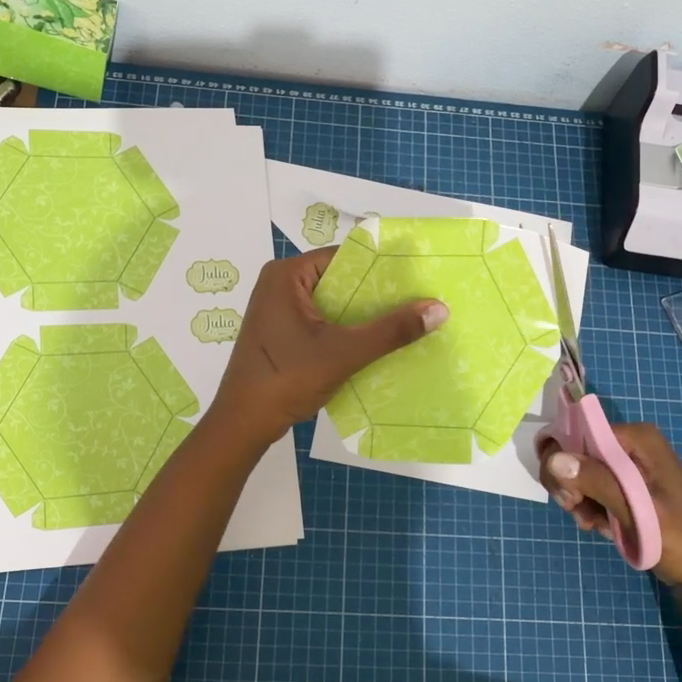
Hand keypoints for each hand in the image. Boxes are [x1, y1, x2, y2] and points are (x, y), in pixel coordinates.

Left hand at [207, 246, 445, 449]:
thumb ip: (390, 330)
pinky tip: (377, 345)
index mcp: (287, 275)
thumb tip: (438, 308)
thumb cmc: (286, 379)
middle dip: (376, 294)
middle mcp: (280, 285)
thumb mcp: (344, 353)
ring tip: (407, 322)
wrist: (243, 423)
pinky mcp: (282, 335)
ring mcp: (279, 311)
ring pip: (333, 305)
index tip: (418, 277)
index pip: (344, 257)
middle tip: (419, 301)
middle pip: (340, 280)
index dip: (382, 267)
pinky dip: (347, 332)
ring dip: (364, 317)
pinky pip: (323, 323)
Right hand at [539, 421, 681, 589]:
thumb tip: (554, 458)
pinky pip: (591, 488)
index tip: (570, 499)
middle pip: (576, 453)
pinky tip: (603, 526)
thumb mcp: (637, 511)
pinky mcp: (625, 484)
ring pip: (579, 474)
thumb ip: (598, 482)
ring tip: (597, 525)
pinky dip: (590, 508)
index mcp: (638, 438)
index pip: (579, 434)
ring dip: (580, 502)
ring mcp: (628, 464)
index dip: (565, 464)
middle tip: (582, 514)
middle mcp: (631, 444)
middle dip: (570, 486)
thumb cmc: (679, 540)